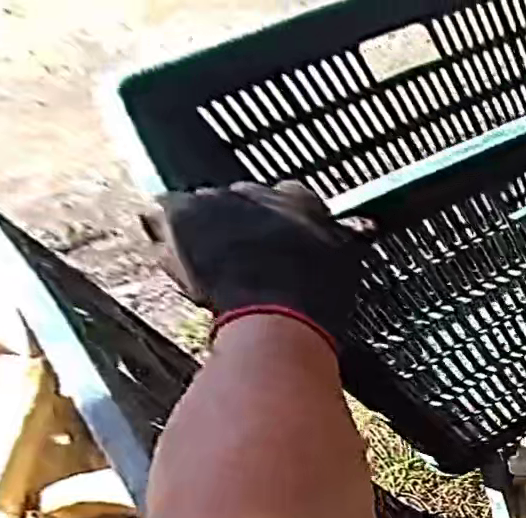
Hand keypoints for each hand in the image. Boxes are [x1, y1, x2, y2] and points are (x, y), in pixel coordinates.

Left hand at [142, 181, 368, 350]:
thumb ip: (347, 239)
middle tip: (257, 257)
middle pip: (244, 199)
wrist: (274, 319)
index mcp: (297, 198)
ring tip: (221, 263)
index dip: (294, 219)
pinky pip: (161, 220)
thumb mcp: (344, 265)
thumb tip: (365, 225)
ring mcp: (207, 201)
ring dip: (209, 228)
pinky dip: (172, 237)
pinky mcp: (171, 219)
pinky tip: (187, 261)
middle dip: (247, 221)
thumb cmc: (318, 297)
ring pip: (203, 207)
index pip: (296, 196)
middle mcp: (249, 190)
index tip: (295, 241)